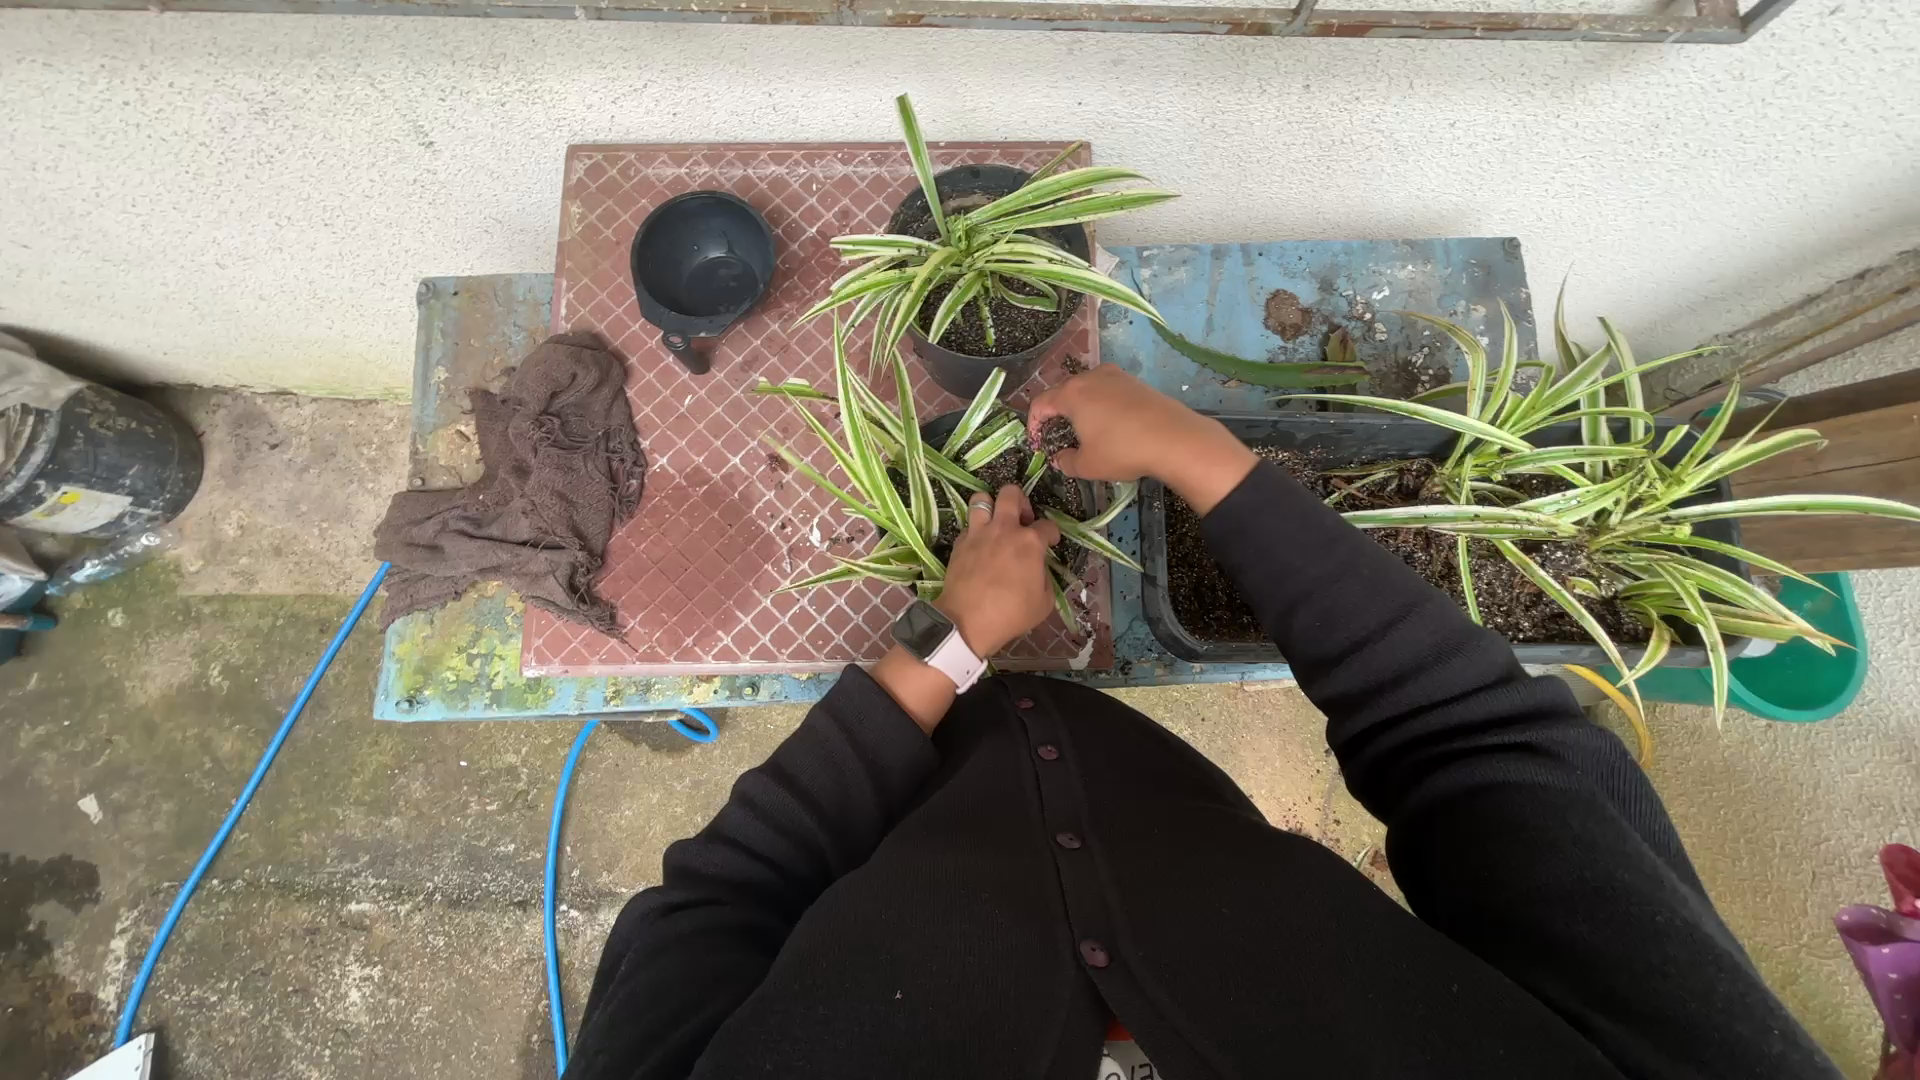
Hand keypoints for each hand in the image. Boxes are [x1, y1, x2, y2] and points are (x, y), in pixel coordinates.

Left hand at [935, 484, 1062, 656]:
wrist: (968, 620)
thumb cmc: (1011, 613)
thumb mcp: (1044, 602)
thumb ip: (1045, 577)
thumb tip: (1038, 567)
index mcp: (1029, 542)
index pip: (1048, 526)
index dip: (1053, 534)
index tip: (1051, 542)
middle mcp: (1004, 529)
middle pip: (1011, 493)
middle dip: (1021, 500)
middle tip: (1023, 519)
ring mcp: (978, 533)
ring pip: (981, 499)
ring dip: (991, 506)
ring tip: (996, 522)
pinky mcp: (959, 543)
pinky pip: (968, 525)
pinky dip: (975, 530)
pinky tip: (980, 545)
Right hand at [1028, 365, 1256, 515]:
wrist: (1175, 439)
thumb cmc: (1123, 450)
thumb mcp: (1087, 465)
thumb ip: (1066, 461)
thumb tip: (1060, 458)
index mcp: (1072, 393)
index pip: (1040, 404)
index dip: (1033, 424)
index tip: (1037, 442)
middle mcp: (1091, 377)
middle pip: (1062, 392)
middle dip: (1055, 415)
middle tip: (1058, 437)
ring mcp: (1116, 376)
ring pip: (1086, 390)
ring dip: (1079, 408)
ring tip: (1084, 431)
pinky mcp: (1135, 382)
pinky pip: (1107, 391)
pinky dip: (1100, 406)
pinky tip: (1110, 426)